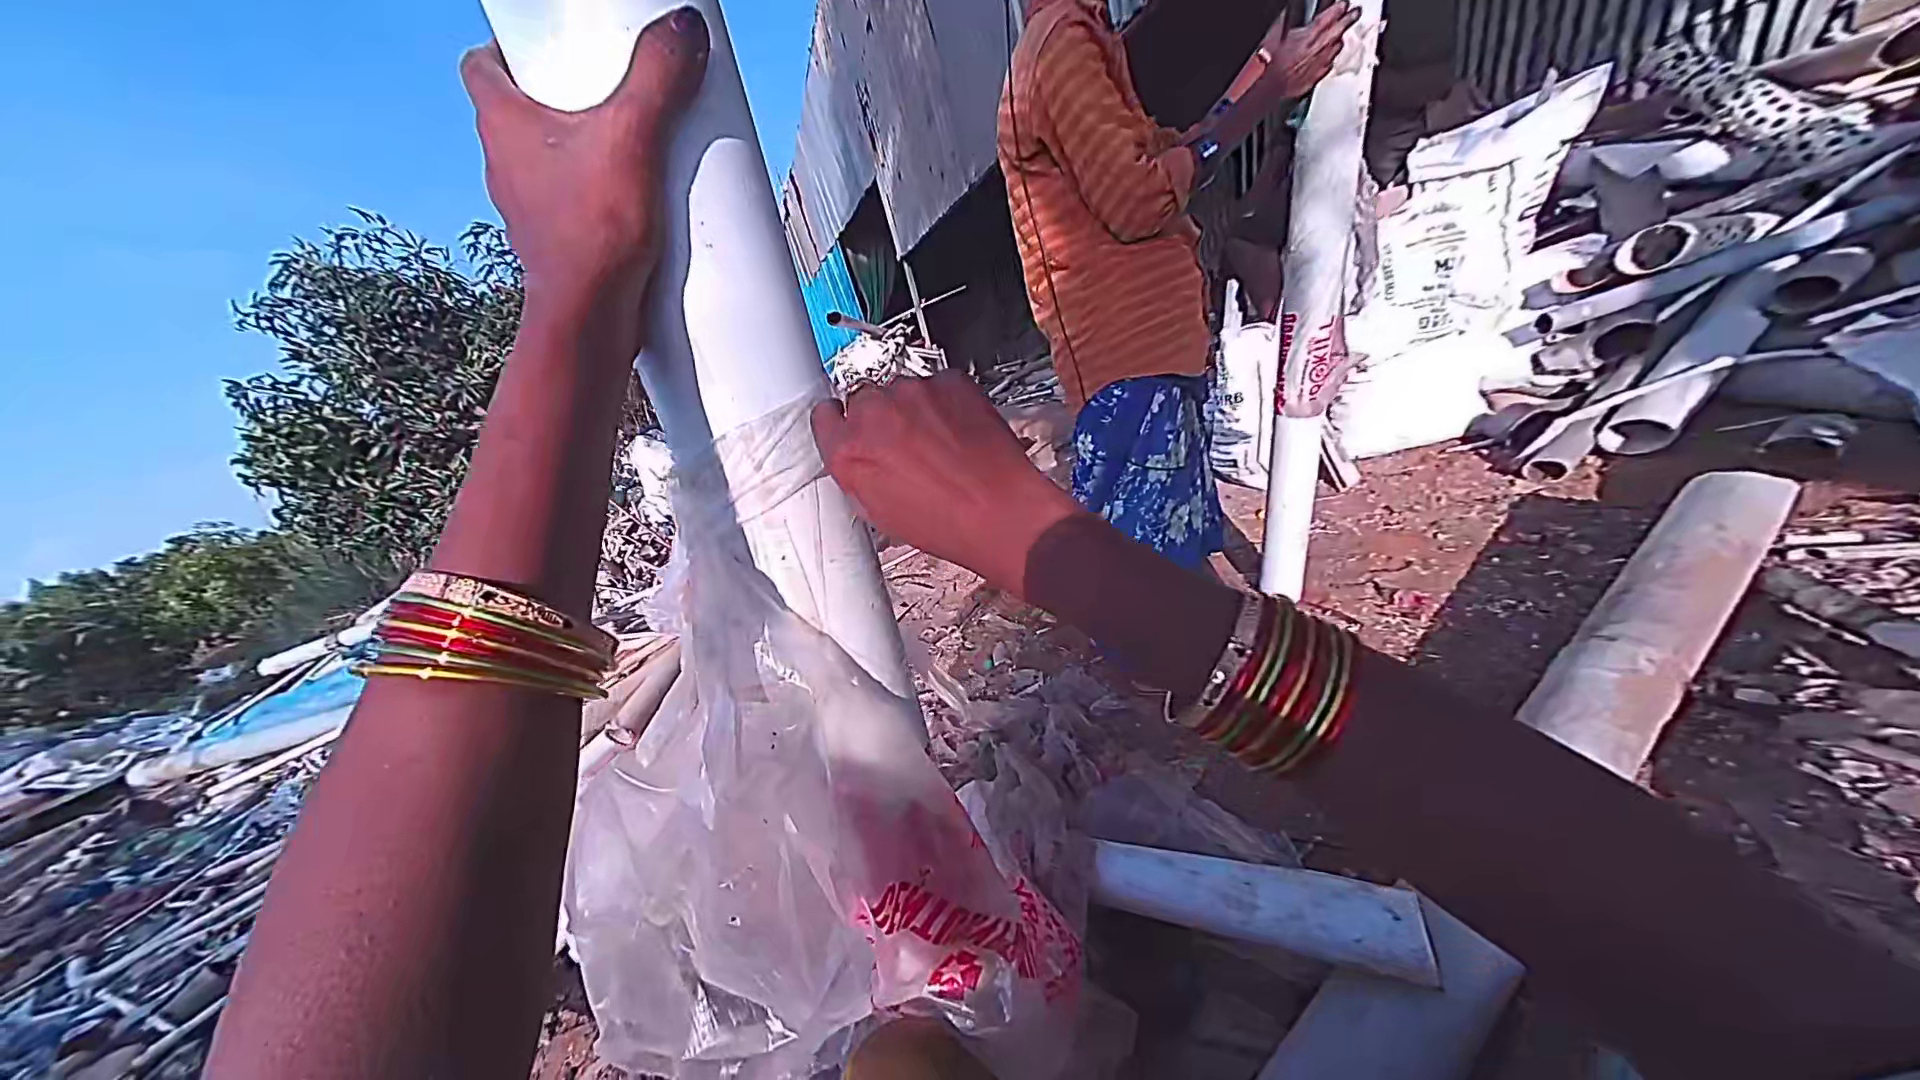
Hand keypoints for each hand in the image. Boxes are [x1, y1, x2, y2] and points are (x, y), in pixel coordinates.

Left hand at [461, 9, 709, 312]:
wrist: (591, 317)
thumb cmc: (590, 234)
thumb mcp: (631, 140)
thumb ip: (656, 79)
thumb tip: (682, 28)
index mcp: (501, 121)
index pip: (485, 63)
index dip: (514, 50)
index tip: (557, 53)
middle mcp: (507, 164)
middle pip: (528, 114)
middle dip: (568, 107)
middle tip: (615, 106)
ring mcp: (533, 209)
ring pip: (554, 167)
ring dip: (590, 160)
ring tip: (640, 162)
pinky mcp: (564, 245)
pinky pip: (580, 210)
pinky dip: (605, 206)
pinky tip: (642, 214)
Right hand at [812, 372, 1083, 596]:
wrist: (1003, 514)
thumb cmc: (949, 524)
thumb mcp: (880, 512)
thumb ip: (857, 473)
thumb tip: (858, 459)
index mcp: (847, 452)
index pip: (825, 416)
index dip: (843, 424)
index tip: (852, 426)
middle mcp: (873, 414)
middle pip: (865, 400)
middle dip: (882, 419)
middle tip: (908, 446)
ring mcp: (913, 393)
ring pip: (902, 390)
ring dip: (915, 409)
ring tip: (941, 445)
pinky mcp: (949, 381)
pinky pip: (938, 384)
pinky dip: (946, 401)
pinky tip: (960, 432)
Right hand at [1261, 2, 1358, 99]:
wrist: (1267, 88)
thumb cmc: (1270, 63)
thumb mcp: (1276, 33)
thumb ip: (1289, 21)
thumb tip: (1289, 13)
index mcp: (1312, 33)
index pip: (1335, 13)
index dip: (1340, 7)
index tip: (1343, 4)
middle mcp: (1320, 48)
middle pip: (1341, 28)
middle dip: (1349, 19)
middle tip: (1355, 13)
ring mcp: (1319, 64)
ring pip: (1336, 48)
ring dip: (1338, 41)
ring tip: (1338, 37)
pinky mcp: (1314, 79)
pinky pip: (1327, 67)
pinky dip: (1328, 61)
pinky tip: (1326, 60)